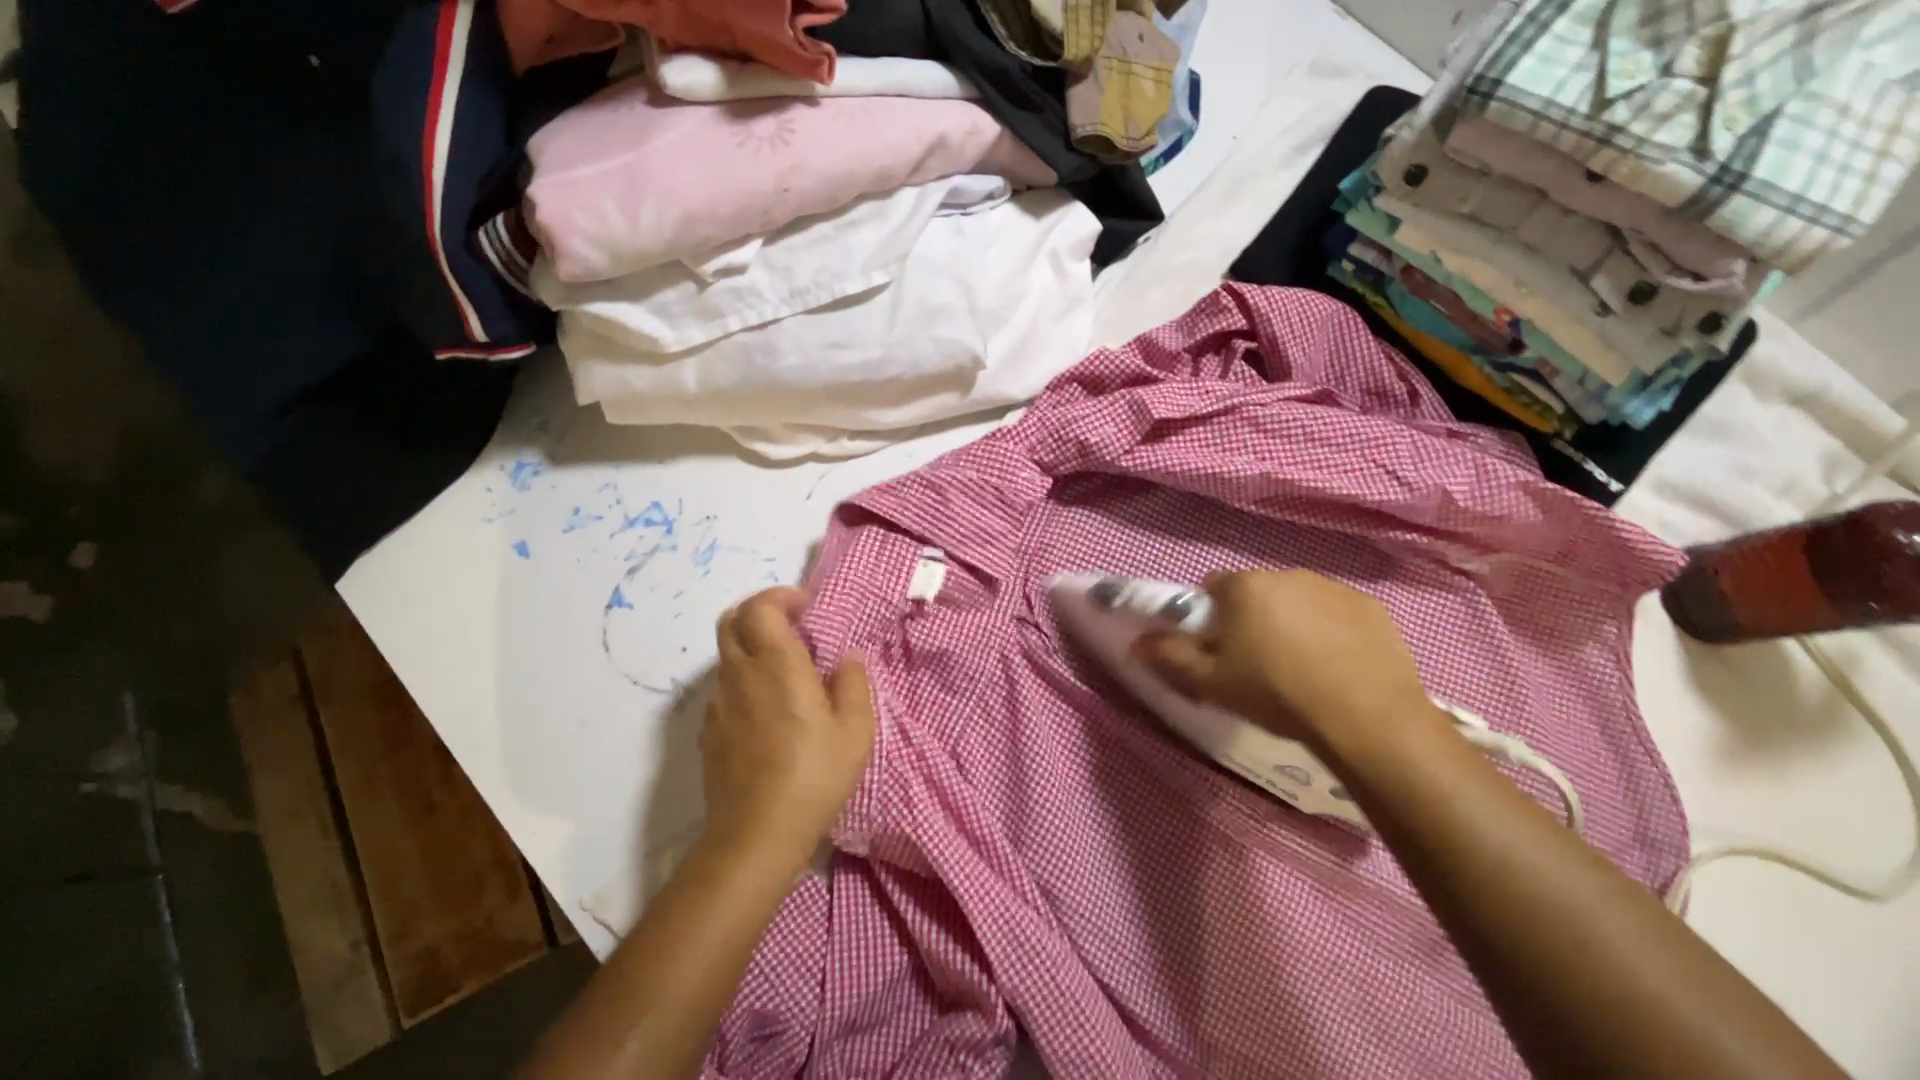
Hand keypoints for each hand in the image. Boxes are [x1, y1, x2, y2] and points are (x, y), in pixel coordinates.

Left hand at [699, 587, 875, 869]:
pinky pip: (722, 690)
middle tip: (791, 629)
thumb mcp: (855, 731)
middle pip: (731, 620)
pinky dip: (742, 682)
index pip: (760, 607)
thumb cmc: (814, 776)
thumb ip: (853, 684)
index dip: (780, 597)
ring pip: (725, 656)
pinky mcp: (708, 732)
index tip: (806, 609)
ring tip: (784, 674)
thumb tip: (848, 656)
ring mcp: (717, 704)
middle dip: (759, 613)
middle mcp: (739, 674)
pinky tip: (767, 713)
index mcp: (776, 664)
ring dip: (750, 649)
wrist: (756, 834)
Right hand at [1136, 570, 1444, 751]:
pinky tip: (1337, 668)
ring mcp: (1334, 588)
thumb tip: (1137, 641)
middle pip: (1257, 593)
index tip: (1217, 650)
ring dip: (1293, 624)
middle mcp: (1287, 575)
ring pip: (1299, 602)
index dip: (1210, 618)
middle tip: (1256, 665)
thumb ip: (1170, 657)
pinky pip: (1337, 614)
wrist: (1364, 716)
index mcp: (1245, 588)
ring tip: (1301, 670)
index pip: (1212, 588)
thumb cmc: (1276, 694)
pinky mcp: (1370, 607)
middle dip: (1252, 620)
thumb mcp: (1211, 684)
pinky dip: (1332, 633)